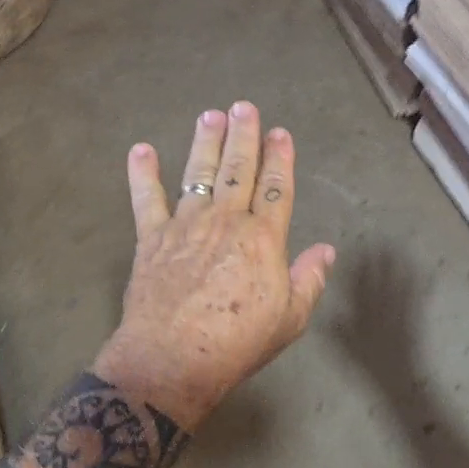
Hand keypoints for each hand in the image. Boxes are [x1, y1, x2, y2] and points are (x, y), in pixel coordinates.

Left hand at [91, 101, 335, 428]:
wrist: (171, 360)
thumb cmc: (238, 342)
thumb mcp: (290, 318)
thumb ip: (309, 280)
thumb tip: (327, 250)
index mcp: (263, 239)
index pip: (277, 189)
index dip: (280, 159)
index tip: (280, 132)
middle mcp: (227, 222)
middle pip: (238, 171)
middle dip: (244, 137)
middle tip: (244, 107)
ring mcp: (186, 227)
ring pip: (199, 175)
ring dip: (205, 143)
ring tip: (209, 115)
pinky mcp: (151, 239)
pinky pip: (146, 200)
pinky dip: (143, 174)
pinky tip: (141, 150)